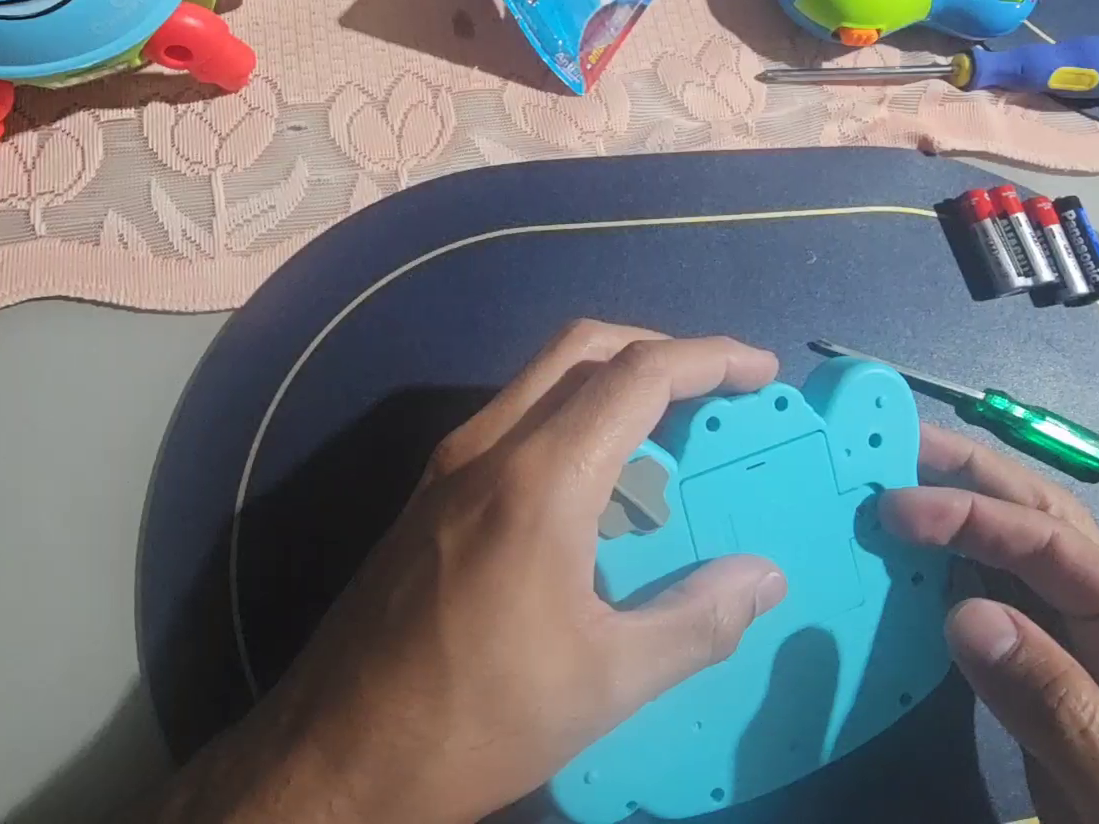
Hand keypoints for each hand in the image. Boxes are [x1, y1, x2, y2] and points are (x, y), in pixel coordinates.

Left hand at [137, 321, 789, 823]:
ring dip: (612, 376)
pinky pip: (516, 414)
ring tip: (667, 426)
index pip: (637, 375)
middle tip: (714, 385)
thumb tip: (764, 578)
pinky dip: (573, 412)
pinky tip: (599, 477)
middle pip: (584, 345)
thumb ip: (697, 622)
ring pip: (544, 374)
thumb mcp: (604, 684)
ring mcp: (450, 461)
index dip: (708, 358)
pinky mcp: (432, 488)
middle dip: (658, 346)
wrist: (335, 753)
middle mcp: (487, 445)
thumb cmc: (473, 717)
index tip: (759, 371)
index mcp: (538, 479)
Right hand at [882, 425, 1098, 823]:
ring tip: (902, 484)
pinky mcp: (1073, 692)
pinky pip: (1012, 614)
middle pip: (1051, 528)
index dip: (974, 516)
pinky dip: (963, 575)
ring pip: (1029, 563)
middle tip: (901, 445)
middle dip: (978, 479)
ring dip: (968, 515)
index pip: (1058, 550)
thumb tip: (965, 612)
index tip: (897, 509)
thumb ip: (1064, 713)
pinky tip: (925, 564)